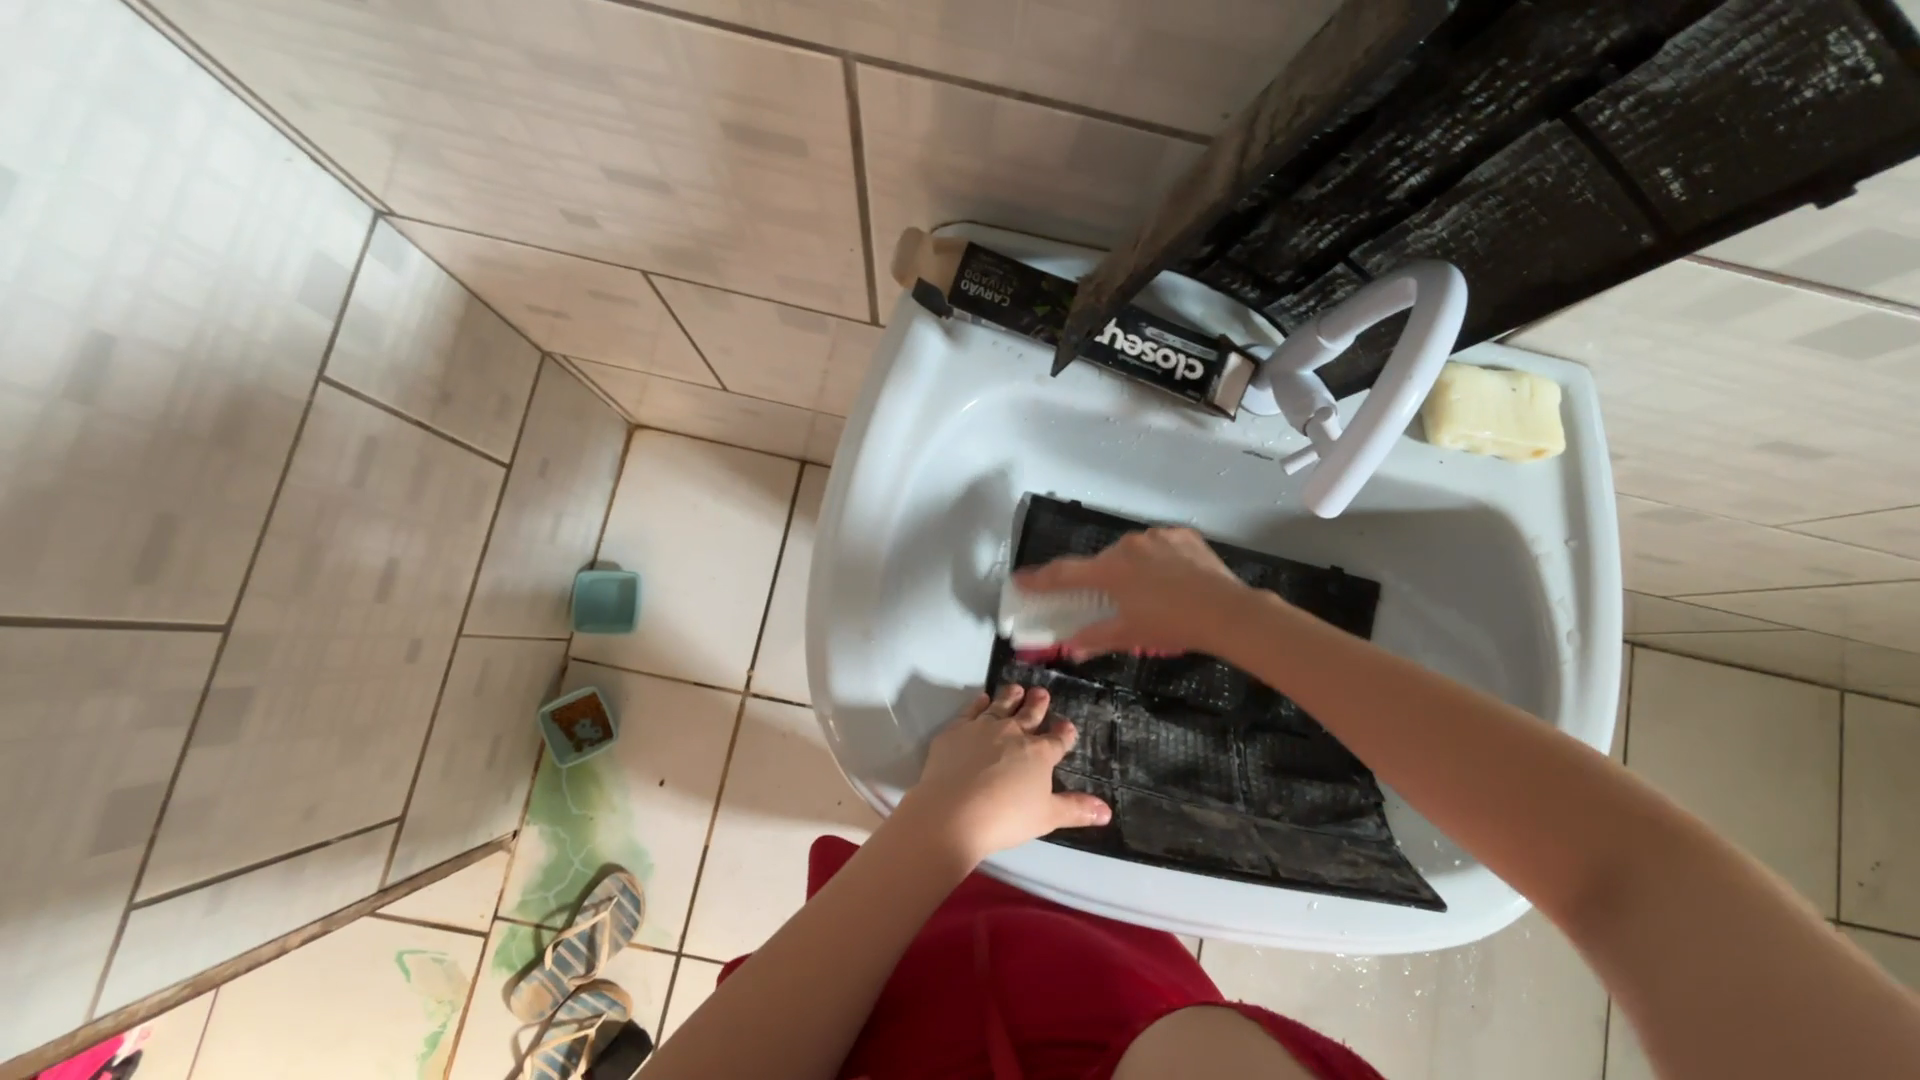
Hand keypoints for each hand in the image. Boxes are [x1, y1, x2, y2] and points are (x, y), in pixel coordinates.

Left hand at [899, 684, 1110, 864]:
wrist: (953, 813)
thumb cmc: (1005, 818)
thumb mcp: (1047, 818)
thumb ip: (1076, 810)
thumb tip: (1107, 811)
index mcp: (1039, 753)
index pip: (1058, 739)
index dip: (1064, 732)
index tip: (1067, 726)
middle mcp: (1014, 733)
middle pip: (1030, 714)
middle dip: (1038, 704)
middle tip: (1041, 692)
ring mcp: (983, 727)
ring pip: (1001, 705)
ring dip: (1011, 696)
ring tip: (1017, 688)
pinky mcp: (956, 730)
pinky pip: (971, 710)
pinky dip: (979, 703)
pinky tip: (982, 699)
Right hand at [1014, 527, 1256, 657]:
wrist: (1227, 611)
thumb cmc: (1173, 625)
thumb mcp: (1130, 634)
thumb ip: (1094, 638)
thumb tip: (1069, 647)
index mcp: (1110, 570)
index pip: (1064, 574)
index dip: (1039, 579)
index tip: (1020, 580)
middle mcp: (1128, 545)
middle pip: (1101, 562)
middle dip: (1100, 579)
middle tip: (1110, 600)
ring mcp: (1157, 536)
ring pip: (1132, 552)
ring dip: (1131, 569)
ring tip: (1149, 593)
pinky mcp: (1182, 535)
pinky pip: (1160, 546)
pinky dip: (1158, 561)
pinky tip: (1171, 580)